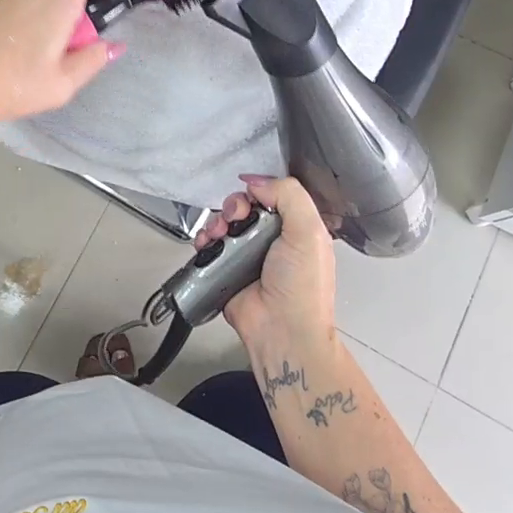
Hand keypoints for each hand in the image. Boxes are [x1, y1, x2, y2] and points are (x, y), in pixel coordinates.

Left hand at [0, 0, 123, 123]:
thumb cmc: (10, 83)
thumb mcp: (61, 85)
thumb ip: (92, 60)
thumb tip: (112, 45)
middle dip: (76, 15)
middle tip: (65, 55)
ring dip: (52, 23)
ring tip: (38, 62)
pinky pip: (26, 4)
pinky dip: (32, 23)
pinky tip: (18, 56)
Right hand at [195, 176, 336, 345]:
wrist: (281, 331)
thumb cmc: (302, 287)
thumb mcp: (309, 232)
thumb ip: (289, 196)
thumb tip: (256, 182)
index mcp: (297, 230)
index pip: (273, 196)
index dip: (259, 190)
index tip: (251, 195)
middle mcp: (272, 240)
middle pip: (244, 206)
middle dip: (234, 206)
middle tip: (235, 218)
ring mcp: (246, 255)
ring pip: (224, 223)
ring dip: (216, 222)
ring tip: (217, 235)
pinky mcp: (225, 269)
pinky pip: (209, 246)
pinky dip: (204, 240)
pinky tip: (206, 244)